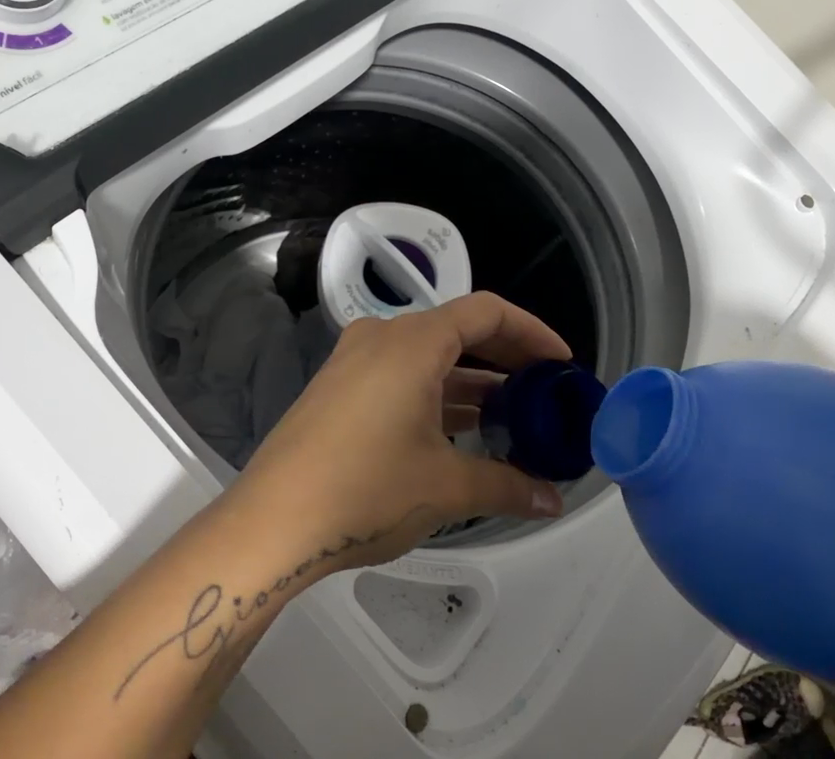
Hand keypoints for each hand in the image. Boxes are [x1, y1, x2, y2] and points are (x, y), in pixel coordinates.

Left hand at [227, 292, 570, 571]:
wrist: (273, 522)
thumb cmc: (365, 490)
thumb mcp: (446, 487)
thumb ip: (508, 486)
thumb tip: (552, 501)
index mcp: (412, 343)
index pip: (486, 312)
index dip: (531, 331)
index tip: (561, 362)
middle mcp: (381, 338)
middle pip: (457, 329)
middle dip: (505, 356)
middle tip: (543, 388)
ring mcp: (353, 362)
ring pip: (428, 356)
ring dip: (471, 380)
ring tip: (511, 416)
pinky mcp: (338, 389)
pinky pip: (401, 375)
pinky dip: (437, 393)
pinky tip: (461, 431)